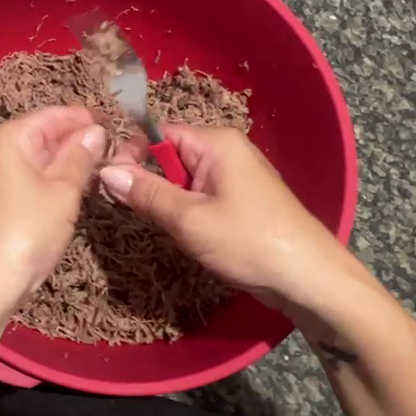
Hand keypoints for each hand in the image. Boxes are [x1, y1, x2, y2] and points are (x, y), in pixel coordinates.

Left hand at [0, 106, 106, 310]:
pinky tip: (71, 189)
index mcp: (5, 137)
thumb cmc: (27, 230)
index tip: (115, 123)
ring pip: (32, 158)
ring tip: (100, 168)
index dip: (84, 118)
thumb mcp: (63, 191)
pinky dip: (46, 180)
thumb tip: (95, 131)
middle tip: (114, 149)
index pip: (51, 116)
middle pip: (39, 135)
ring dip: (63, 162)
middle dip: (75, 141)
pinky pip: (22, 178)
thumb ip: (80, 156)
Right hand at [98, 125, 351, 310]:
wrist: (311, 281)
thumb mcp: (188, 219)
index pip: (157, 133)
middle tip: (131, 210)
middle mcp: (226, 151)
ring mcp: (236, 176)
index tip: (111, 183)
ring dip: (167, 201)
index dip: (131, 154)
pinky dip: (186, 212)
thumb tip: (105, 170)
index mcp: (216, 143)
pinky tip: (186, 235)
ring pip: (183, 179)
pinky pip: (200, 196)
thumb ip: (145, 192)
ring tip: (162, 226)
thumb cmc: (249, 242)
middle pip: (169, 155)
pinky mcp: (241, 201)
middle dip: (148, 181)